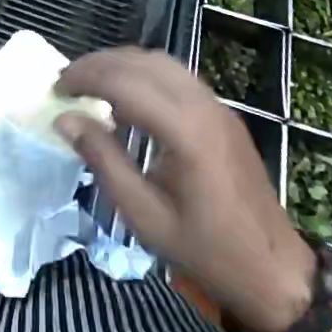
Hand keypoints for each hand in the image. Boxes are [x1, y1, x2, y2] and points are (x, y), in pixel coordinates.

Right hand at [56, 48, 315, 331]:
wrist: (275, 270)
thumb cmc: (205, 249)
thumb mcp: (143, 214)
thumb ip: (103, 160)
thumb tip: (65, 120)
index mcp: (185, 131)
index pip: (124, 82)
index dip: (84, 78)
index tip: (56, 90)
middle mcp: (203, 106)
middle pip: (141, 61)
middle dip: (98, 64)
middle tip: (65, 82)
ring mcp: (217, 106)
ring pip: (160, 61)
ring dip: (120, 64)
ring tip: (88, 84)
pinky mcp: (222, 113)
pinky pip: (176, 75)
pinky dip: (143, 73)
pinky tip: (125, 98)